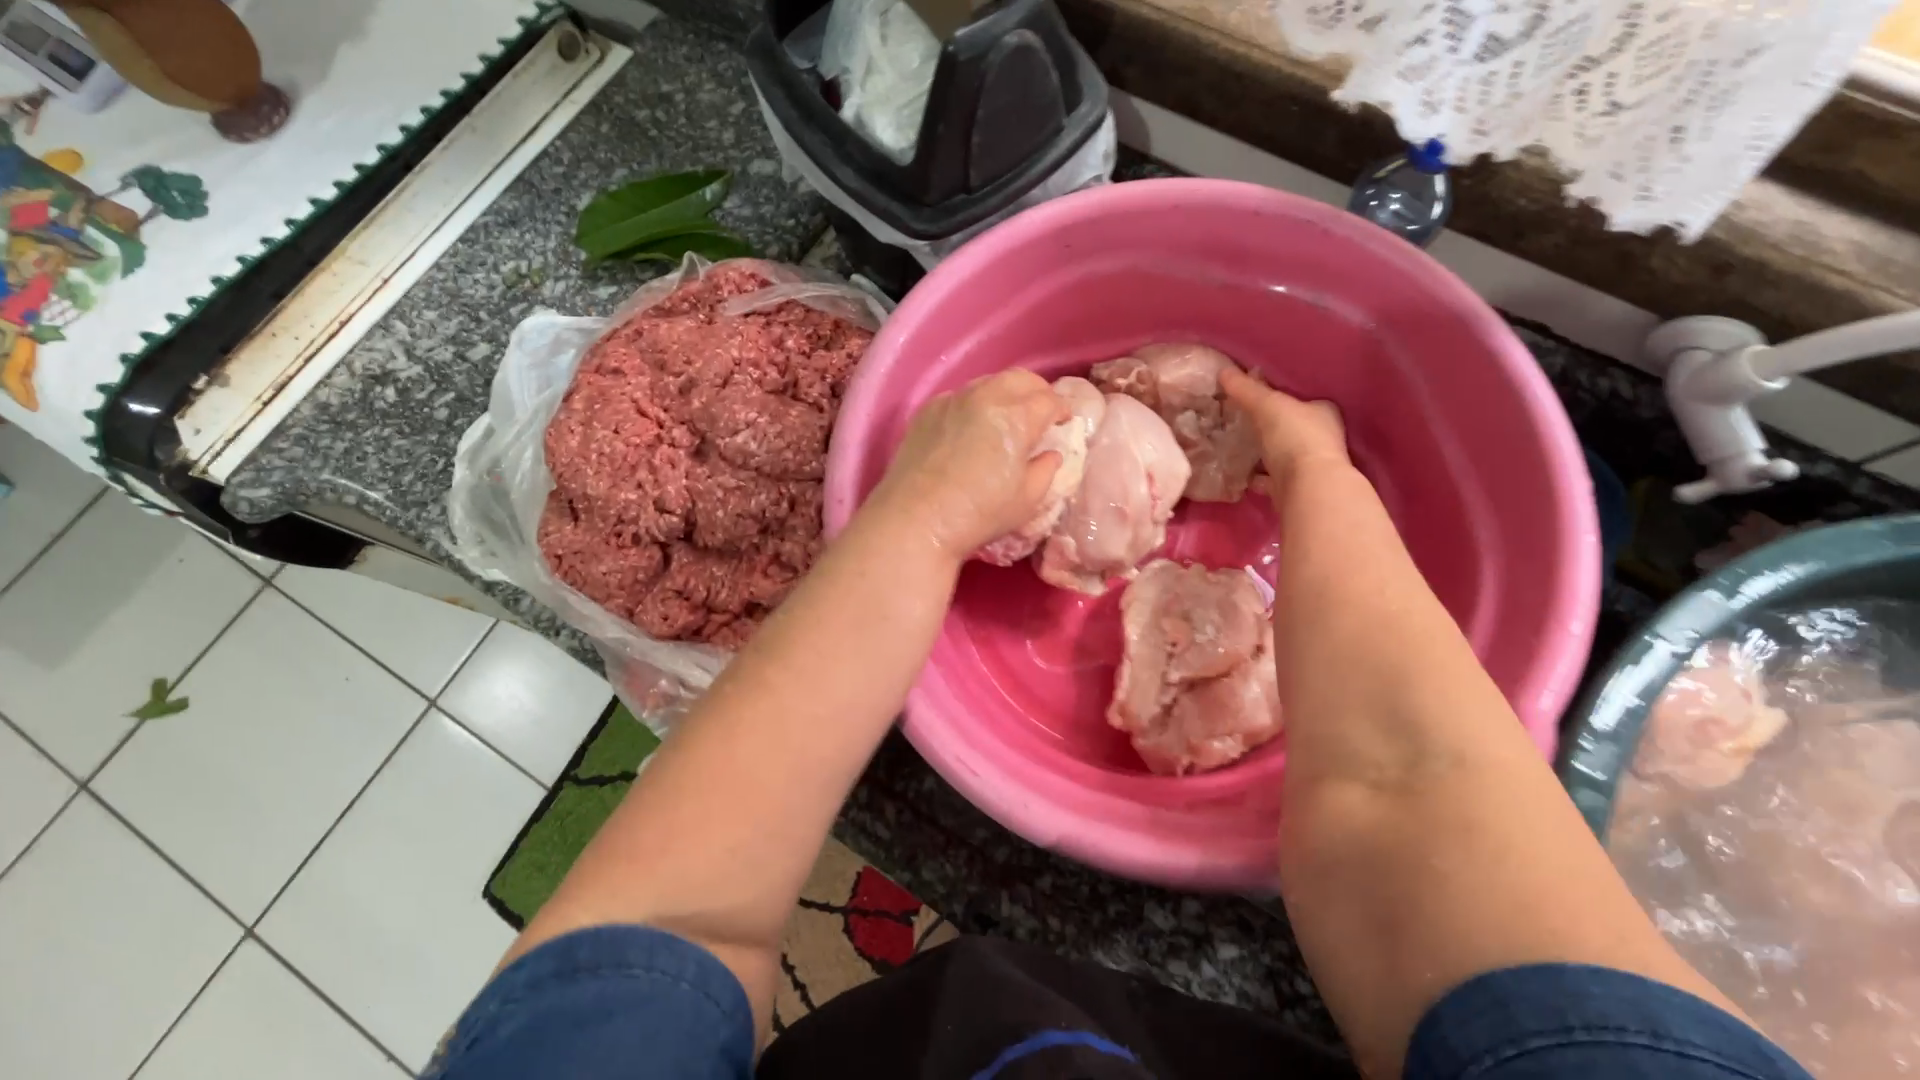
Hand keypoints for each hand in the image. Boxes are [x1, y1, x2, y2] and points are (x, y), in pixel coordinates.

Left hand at [865, 369, 1067, 559]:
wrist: (915, 520)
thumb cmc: (978, 514)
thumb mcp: (1027, 501)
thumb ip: (1045, 471)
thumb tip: (1050, 454)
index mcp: (1017, 417)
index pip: (1049, 400)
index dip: (1062, 409)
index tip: (1065, 422)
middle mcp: (986, 397)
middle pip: (1020, 379)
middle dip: (1037, 391)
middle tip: (1041, 411)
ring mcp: (953, 400)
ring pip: (988, 382)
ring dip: (1006, 393)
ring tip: (1009, 416)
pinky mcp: (927, 411)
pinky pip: (960, 396)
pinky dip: (976, 403)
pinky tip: (974, 425)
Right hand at [1221, 369, 1350, 498]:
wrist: (1306, 487)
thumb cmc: (1295, 437)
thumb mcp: (1267, 405)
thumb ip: (1246, 389)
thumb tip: (1223, 371)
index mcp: (1323, 413)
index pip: (1305, 401)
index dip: (1285, 399)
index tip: (1260, 399)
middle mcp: (1322, 439)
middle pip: (1293, 429)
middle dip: (1271, 427)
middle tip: (1244, 422)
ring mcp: (1310, 467)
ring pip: (1284, 455)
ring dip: (1264, 454)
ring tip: (1237, 447)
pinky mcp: (1295, 489)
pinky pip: (1272, 480)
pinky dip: (1258, 478)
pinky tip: (1240, 474)